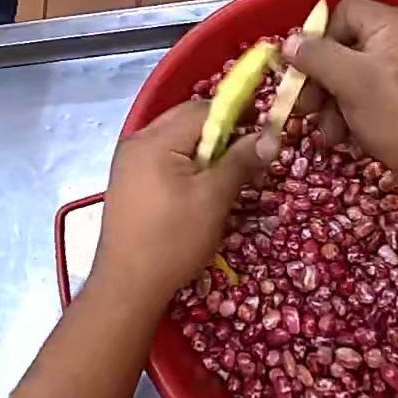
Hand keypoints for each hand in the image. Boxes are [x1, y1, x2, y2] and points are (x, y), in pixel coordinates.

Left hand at [92, 100, 266, 305]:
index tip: (263, 130)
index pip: (202, 109)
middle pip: (186, 121)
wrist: (126, 287)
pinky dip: (185, 163)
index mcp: (154, 140)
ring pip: (174, 140)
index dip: (236, 115)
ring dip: (204, 149)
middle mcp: (136, 142)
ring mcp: (127, 162)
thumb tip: (270, 135)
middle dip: (220, 132)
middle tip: (248, 154)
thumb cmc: (172, 241)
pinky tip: (200, 187)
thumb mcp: (213, 199)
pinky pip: (162, 158)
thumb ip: (240, 161)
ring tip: (227, 174)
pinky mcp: (127, 182)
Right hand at [275, 0, 397, 188]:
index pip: (343, 13)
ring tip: (332, 133)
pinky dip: (359, 110)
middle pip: (349, 45)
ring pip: (360, 72)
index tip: (305, 73)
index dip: (318, 41)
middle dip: (324, 79)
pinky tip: (351, 136)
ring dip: (337, 101)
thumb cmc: (397, 117)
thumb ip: (315, 55)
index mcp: (395, 23)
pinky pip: (379, 91)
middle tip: (309, 109)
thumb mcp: (348, 81)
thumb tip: (291, 41)